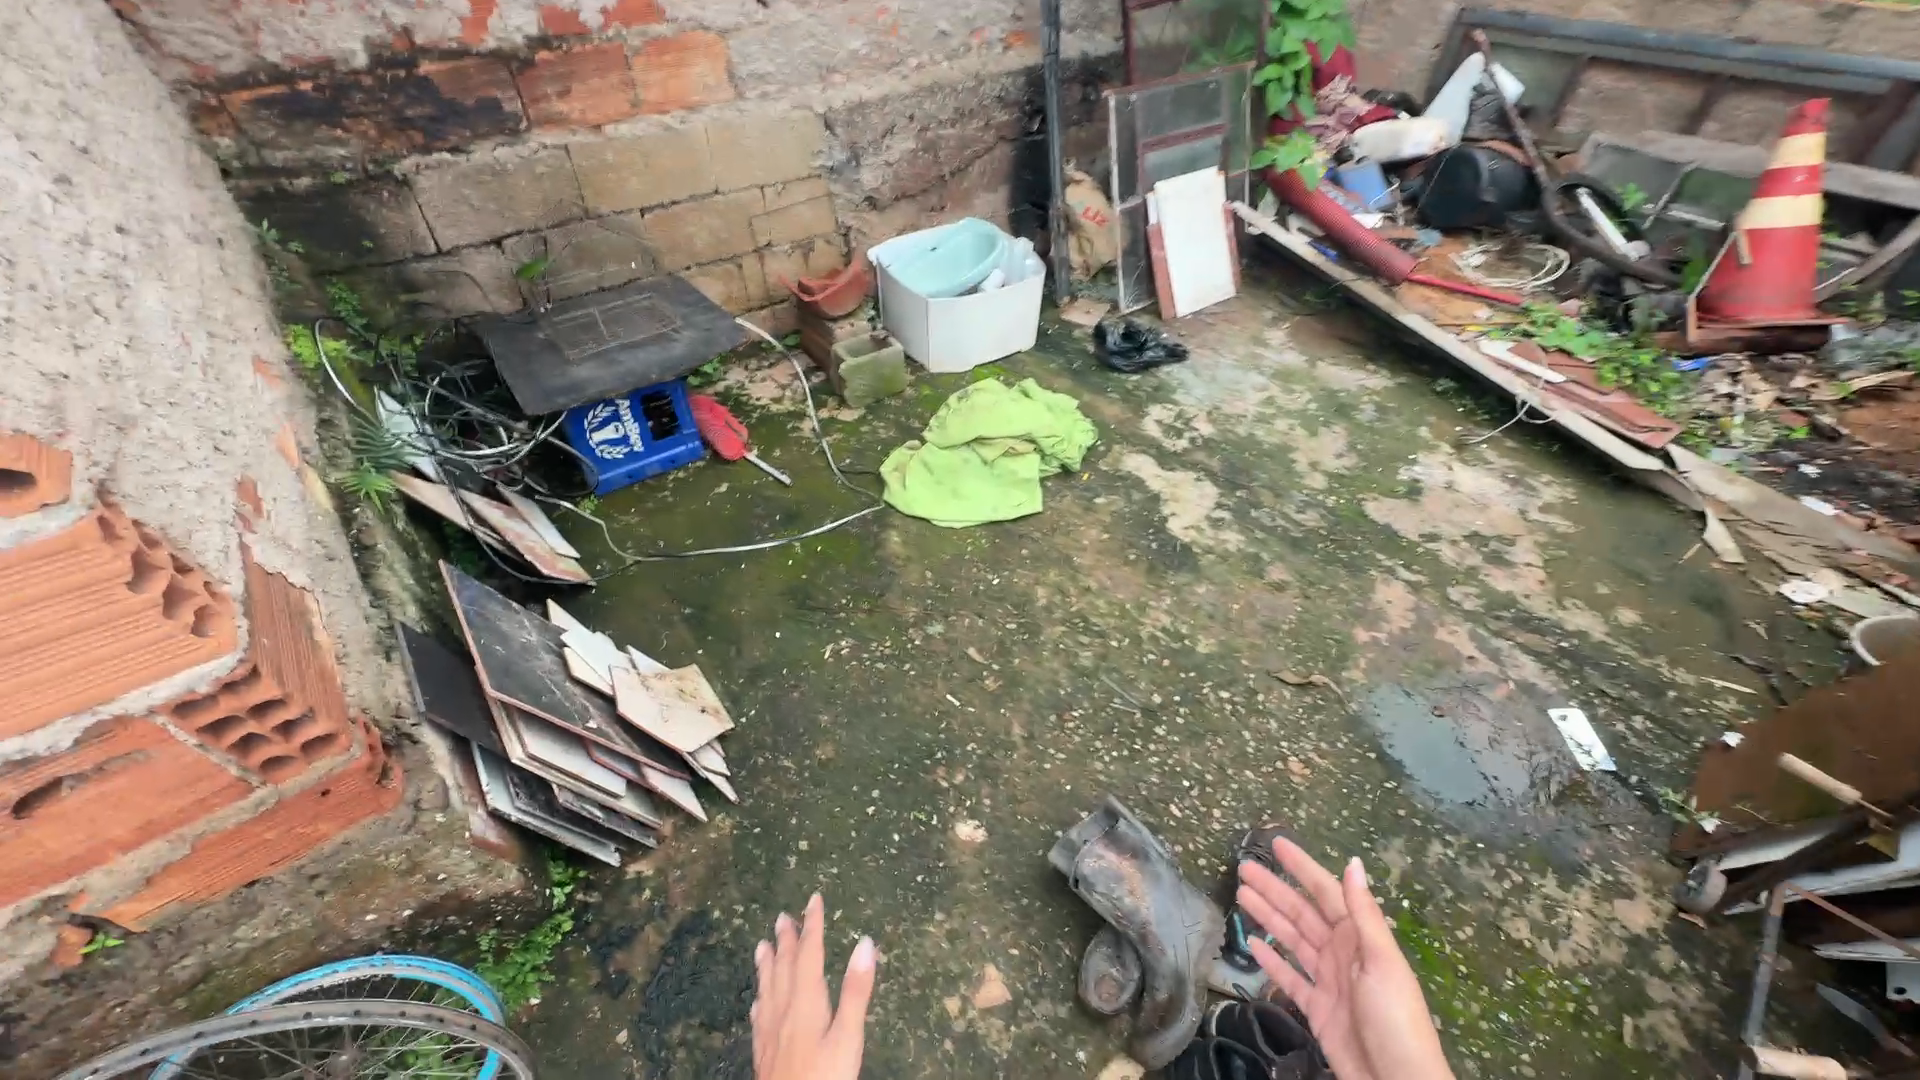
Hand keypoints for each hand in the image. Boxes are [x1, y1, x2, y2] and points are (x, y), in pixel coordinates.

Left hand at [752, 893, 877, 1079]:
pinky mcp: (763, 1051)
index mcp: (806, 1000)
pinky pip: (759, 1015)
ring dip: (767, 963)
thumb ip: (856, 990)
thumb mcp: (849, 1036)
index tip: (814, 898)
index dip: (812, 924)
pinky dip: (760, 998)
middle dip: (786, 939)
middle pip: (784, 966)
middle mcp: (784, 1009)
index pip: (809, 953)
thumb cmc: (826, 1076)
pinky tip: (757, 1000)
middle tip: (783, 915)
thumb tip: (866, 942)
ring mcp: (770, 1031)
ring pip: (767, 987)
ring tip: (762, 944)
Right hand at [1236, 840, 1453, 1079]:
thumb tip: (1352, 863)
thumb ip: (1364, 914)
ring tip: (1241, 894)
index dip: (1301, 867)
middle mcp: (1341, 953)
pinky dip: (1270, 959)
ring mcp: (1328, 981)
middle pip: (1301, 913)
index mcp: (1359, 939)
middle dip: (1274, 888)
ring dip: (1268, 916)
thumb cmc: (1396, 1020)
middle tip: (1243, 868)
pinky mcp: (1316, 1009)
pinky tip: (1252, 943)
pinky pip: (1289, 976)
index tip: (1276, 844)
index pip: (1325, 892)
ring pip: (1291, 939)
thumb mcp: (1383, 963)